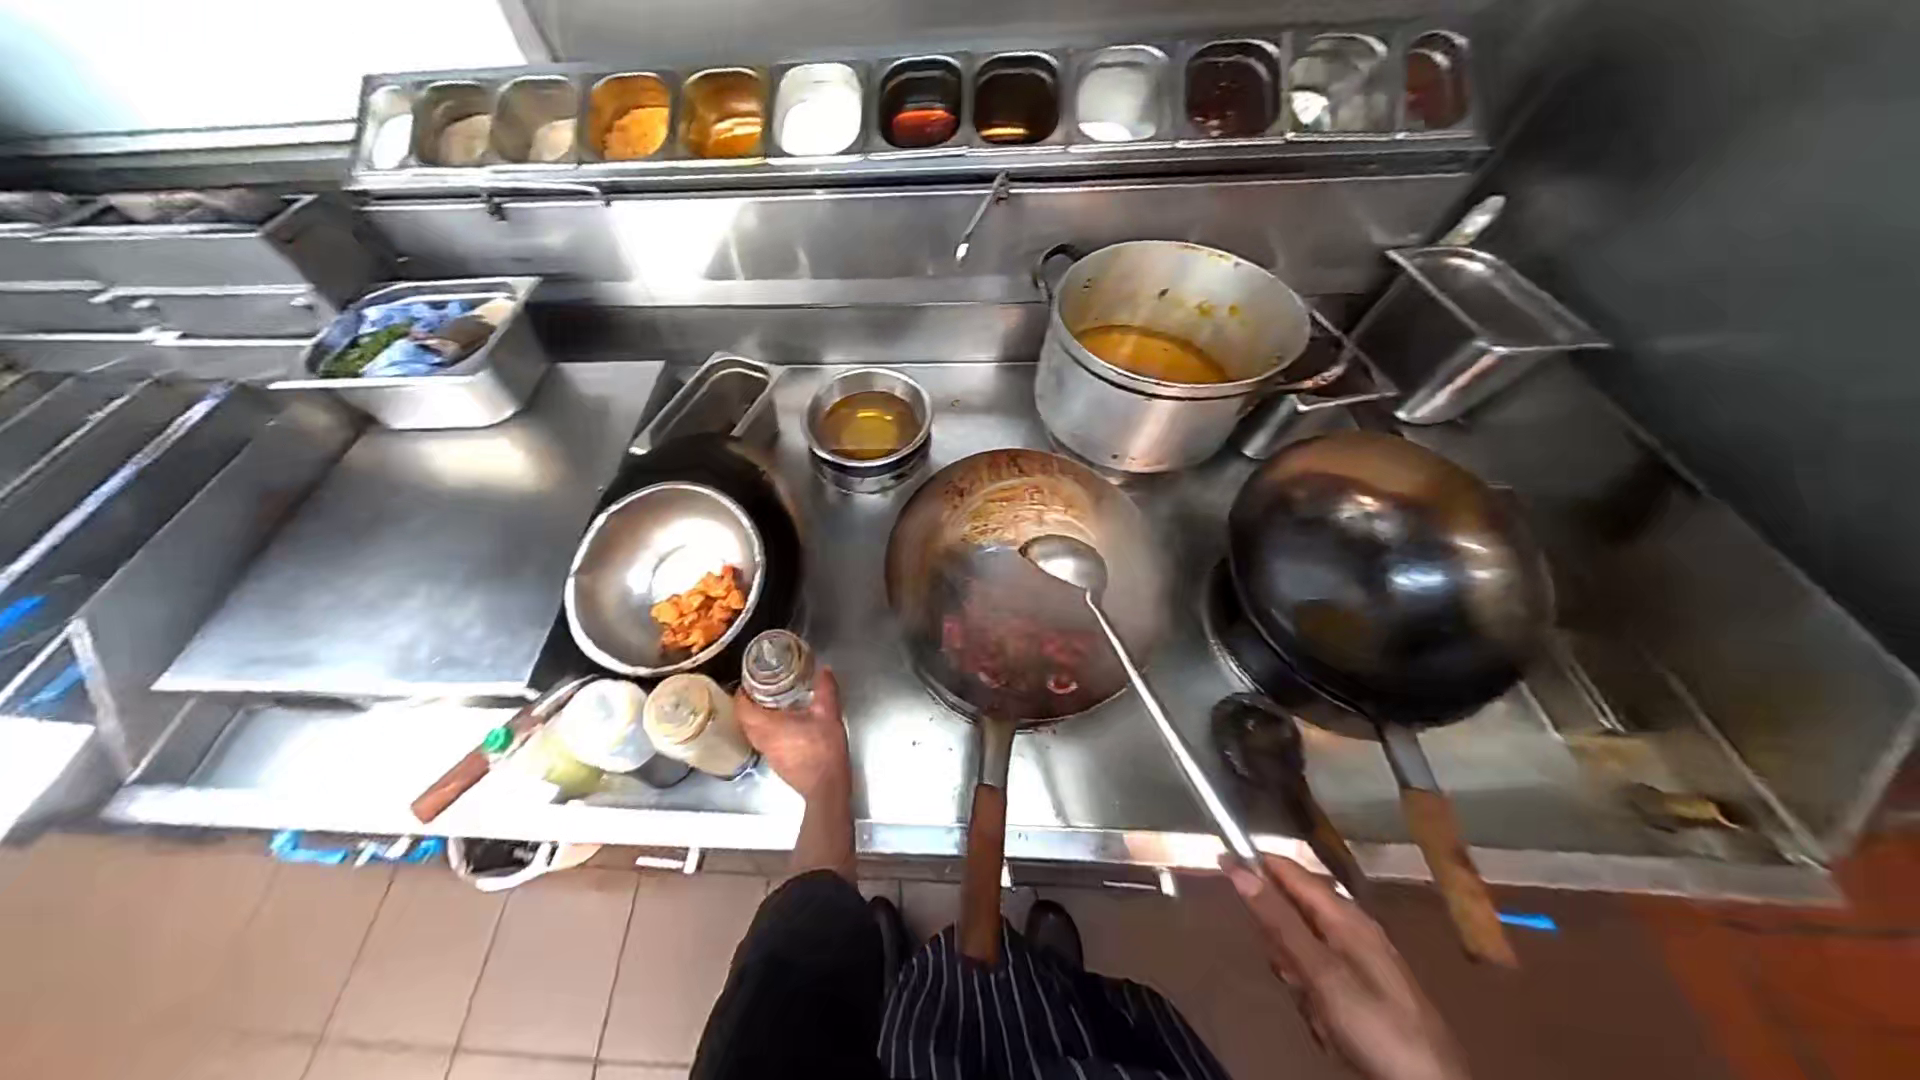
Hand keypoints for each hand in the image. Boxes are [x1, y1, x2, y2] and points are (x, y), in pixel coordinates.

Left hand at [734, 668, 850, 801]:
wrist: (826, 787)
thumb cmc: (824, 750)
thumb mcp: (828, 714)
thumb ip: (826, 689)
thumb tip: (824, 670)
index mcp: (769, 726)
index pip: (742, 708)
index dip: (741, 694)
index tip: (748, 682)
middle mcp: (762, 741)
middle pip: (744, 720)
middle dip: (748, 704)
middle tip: (760, 689)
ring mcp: (768, 754)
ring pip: (752, 732)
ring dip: (756, 718)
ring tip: (772, 704)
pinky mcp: (775, 763)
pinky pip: (763, 742)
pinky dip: (766, 730)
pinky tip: (784, 725)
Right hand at [1221, 854, 1469, 1079]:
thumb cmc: (1376, 1026)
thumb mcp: (1320, 971)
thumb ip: (1278, 920)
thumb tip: (1237, 868)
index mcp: (1343, 914)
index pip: (1289, 869)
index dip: (1255, 863)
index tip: (1221, 864)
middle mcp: (1350, 928)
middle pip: (1290, 911)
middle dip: (1277, 941)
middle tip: (1288, 973)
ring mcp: (1358, 960)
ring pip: (1298, 949)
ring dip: (1295, 976)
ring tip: (1313, 1007)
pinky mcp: (1361, 991)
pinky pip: (1315, 978)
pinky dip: (1312, 998)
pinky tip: (1327, 1025)